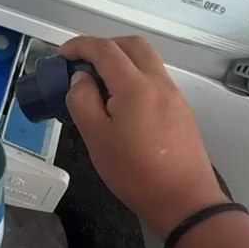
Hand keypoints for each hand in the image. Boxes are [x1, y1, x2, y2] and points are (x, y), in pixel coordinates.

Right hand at [63, 35, 227, 233]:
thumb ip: (82, 100)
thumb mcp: (96, 138)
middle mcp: (158, 83)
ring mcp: (174, 95)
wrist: (185, 203)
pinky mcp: (181, 109)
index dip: (80, 45)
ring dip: (122, 58)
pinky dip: (135, 74)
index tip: (62, 55)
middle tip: (84, 63)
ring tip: (101, 82)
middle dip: (104, 45)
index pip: (104, 49)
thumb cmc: (135, 172)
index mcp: (135, 87)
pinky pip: (155, 77)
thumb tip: (81, 78)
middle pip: (132, 44)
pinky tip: (122, 101)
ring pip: (147, 59)